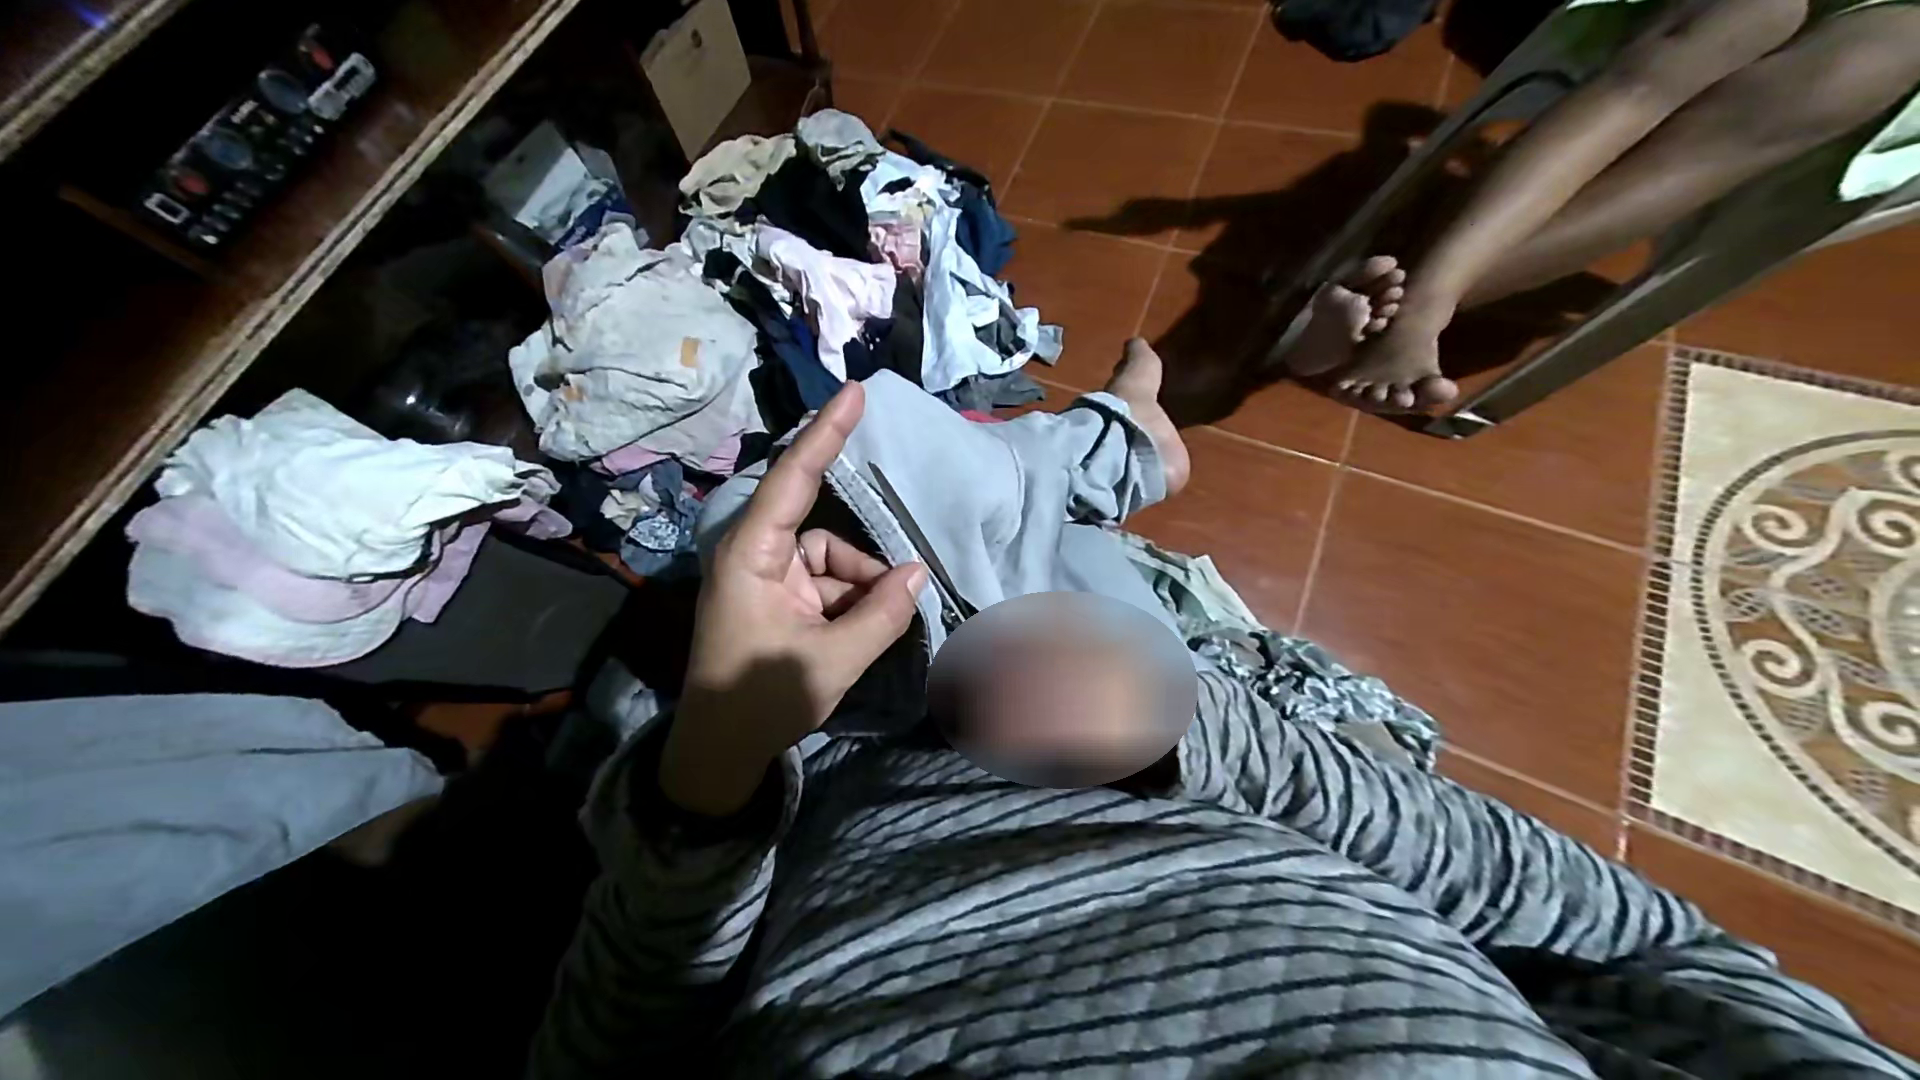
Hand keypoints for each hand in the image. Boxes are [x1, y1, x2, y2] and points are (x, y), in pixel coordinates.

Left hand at [659, 382, 927, 815]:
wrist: (719, 751)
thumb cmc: (760, 701)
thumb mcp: (830, 662)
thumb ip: (880, 615)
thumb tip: (918, 574)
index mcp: (751, 556)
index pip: (791, 480)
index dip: (825, 434)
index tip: (855, 394)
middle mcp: (756, 554)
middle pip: (824, 534)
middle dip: (862, 566)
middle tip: (897, 594)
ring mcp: (768, 577)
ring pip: (832, 561)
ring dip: (860, 590)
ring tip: (870, 632)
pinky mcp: (778, 597)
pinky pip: (827, 584)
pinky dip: (851, 602)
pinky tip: (861, 632)